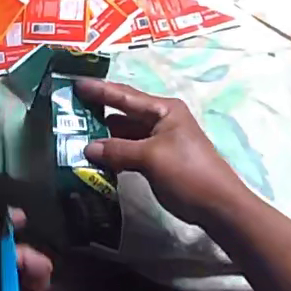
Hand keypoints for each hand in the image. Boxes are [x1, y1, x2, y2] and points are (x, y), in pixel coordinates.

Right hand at [74, 78, 253, 229]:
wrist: (220, 207)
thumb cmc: (188, 173)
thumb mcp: (151, 158)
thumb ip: (117, 150)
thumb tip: (87, 148)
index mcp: (164, 110)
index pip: (125, 96)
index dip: (100, 90)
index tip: (76, 83)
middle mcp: (162, 119)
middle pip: (124, 111)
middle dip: (99, 109)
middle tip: (70, 107)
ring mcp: (161, 140)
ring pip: (126, 132)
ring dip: (104, 134)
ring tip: (76, 131)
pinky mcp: (159, 159)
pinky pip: (130, 149)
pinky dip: (114, 151)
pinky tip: (96, 155)